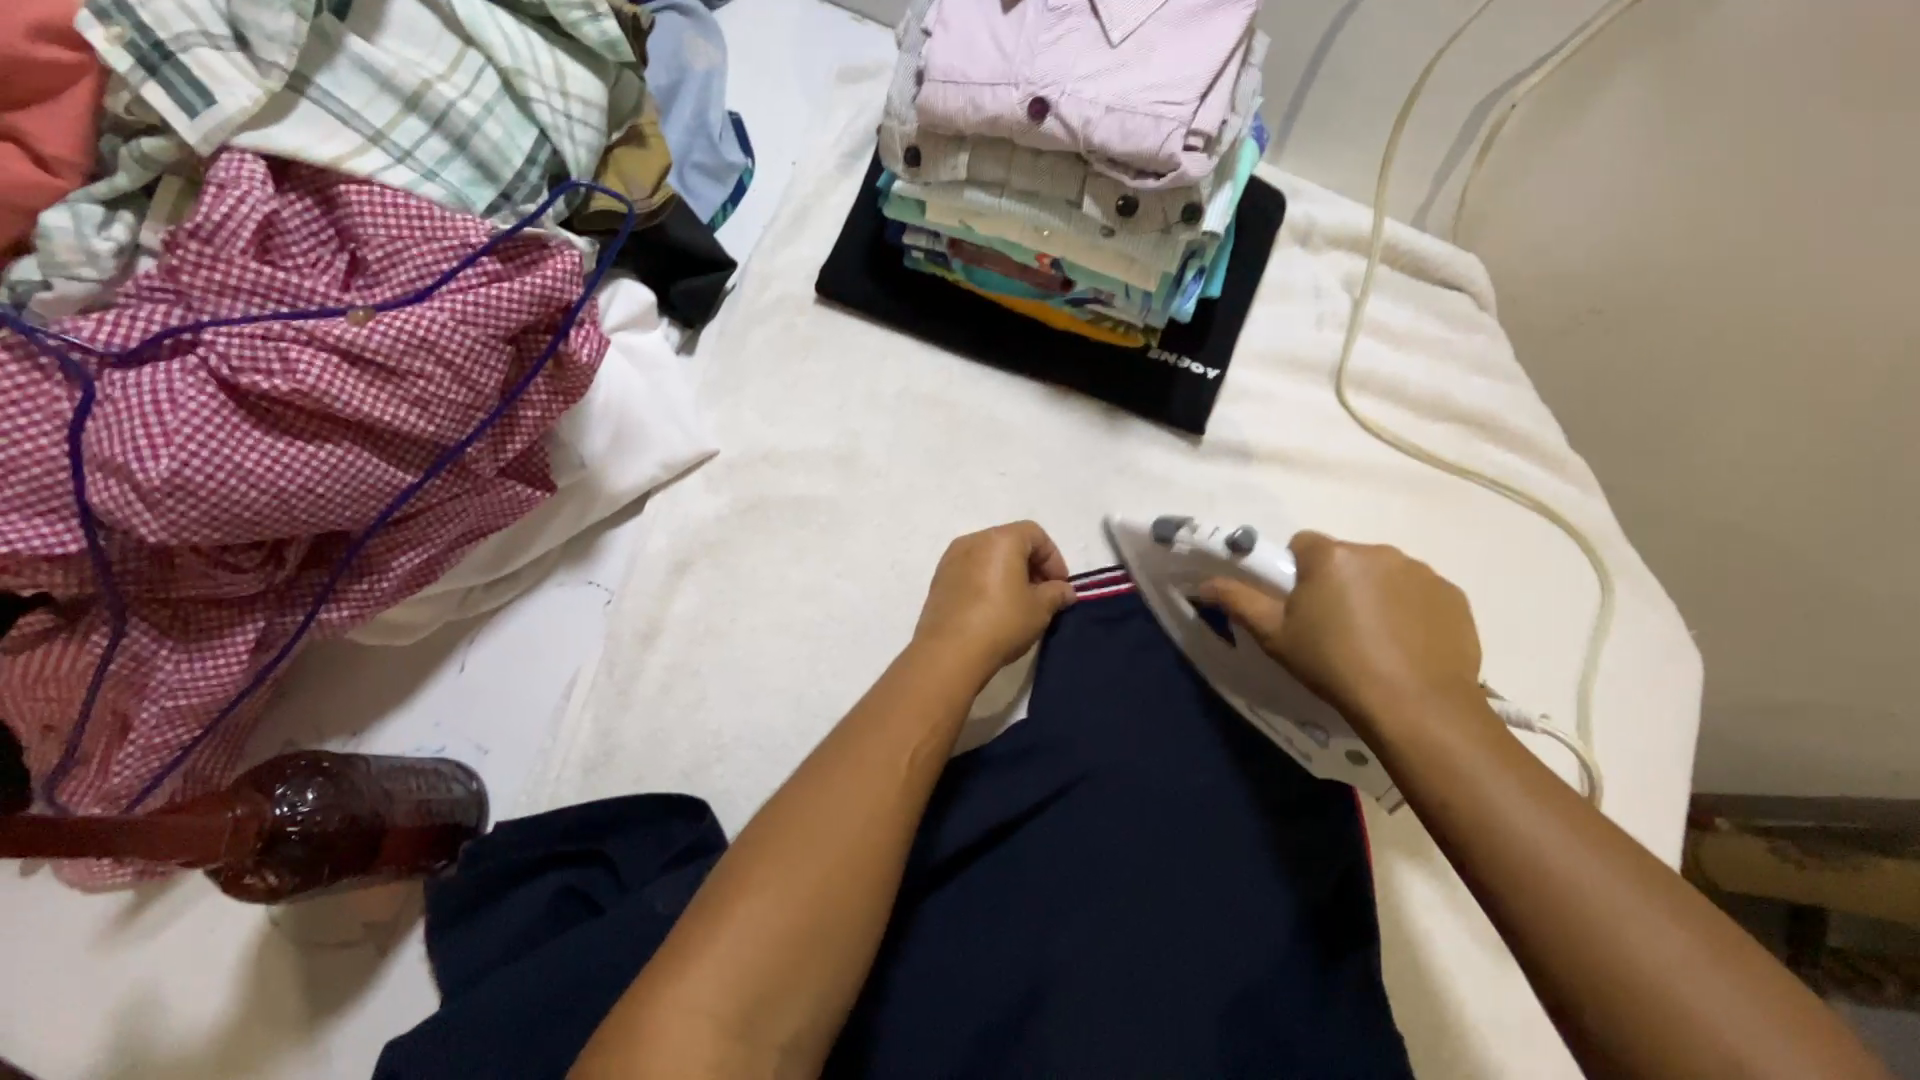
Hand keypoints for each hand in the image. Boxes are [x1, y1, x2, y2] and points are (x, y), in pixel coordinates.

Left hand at [913, 521, 1077, 677]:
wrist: (948, 653)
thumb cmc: (1001, 622)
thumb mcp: (1040, 609)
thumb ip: (1057, 593)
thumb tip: (1064, 591)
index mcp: (1000, 539)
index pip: (1035, 534)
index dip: (1054, 558)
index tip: (1060, 586)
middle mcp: (972, 541)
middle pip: (1010, 543)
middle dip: (1031, 566)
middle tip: (1043, 595)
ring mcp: (950, 560)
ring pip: (988, 558)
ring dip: (1009, 575)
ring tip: (1019, 605)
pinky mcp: (939, 581)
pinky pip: (971, 572)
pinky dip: (987, 583)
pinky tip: (993, 610)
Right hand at [1199, 532, 1485, 732]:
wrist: (1416, 705)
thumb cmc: (1334, 666)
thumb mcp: (1275, 637)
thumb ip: (1239, 602)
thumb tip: (1204, 583)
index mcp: (1330, 556)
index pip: (1302, 544)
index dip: (1296, 574)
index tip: (1299, 608)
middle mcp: (1377, 551)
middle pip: (1345, 559)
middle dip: (1337, 584)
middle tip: (1332, 630)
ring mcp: (1421, 572)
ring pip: (1384, 575)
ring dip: (1375, 595)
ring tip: (1374, 642)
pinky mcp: (1453, 596)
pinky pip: (1420, 594)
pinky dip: (1410, 612)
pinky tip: (1406, 647)